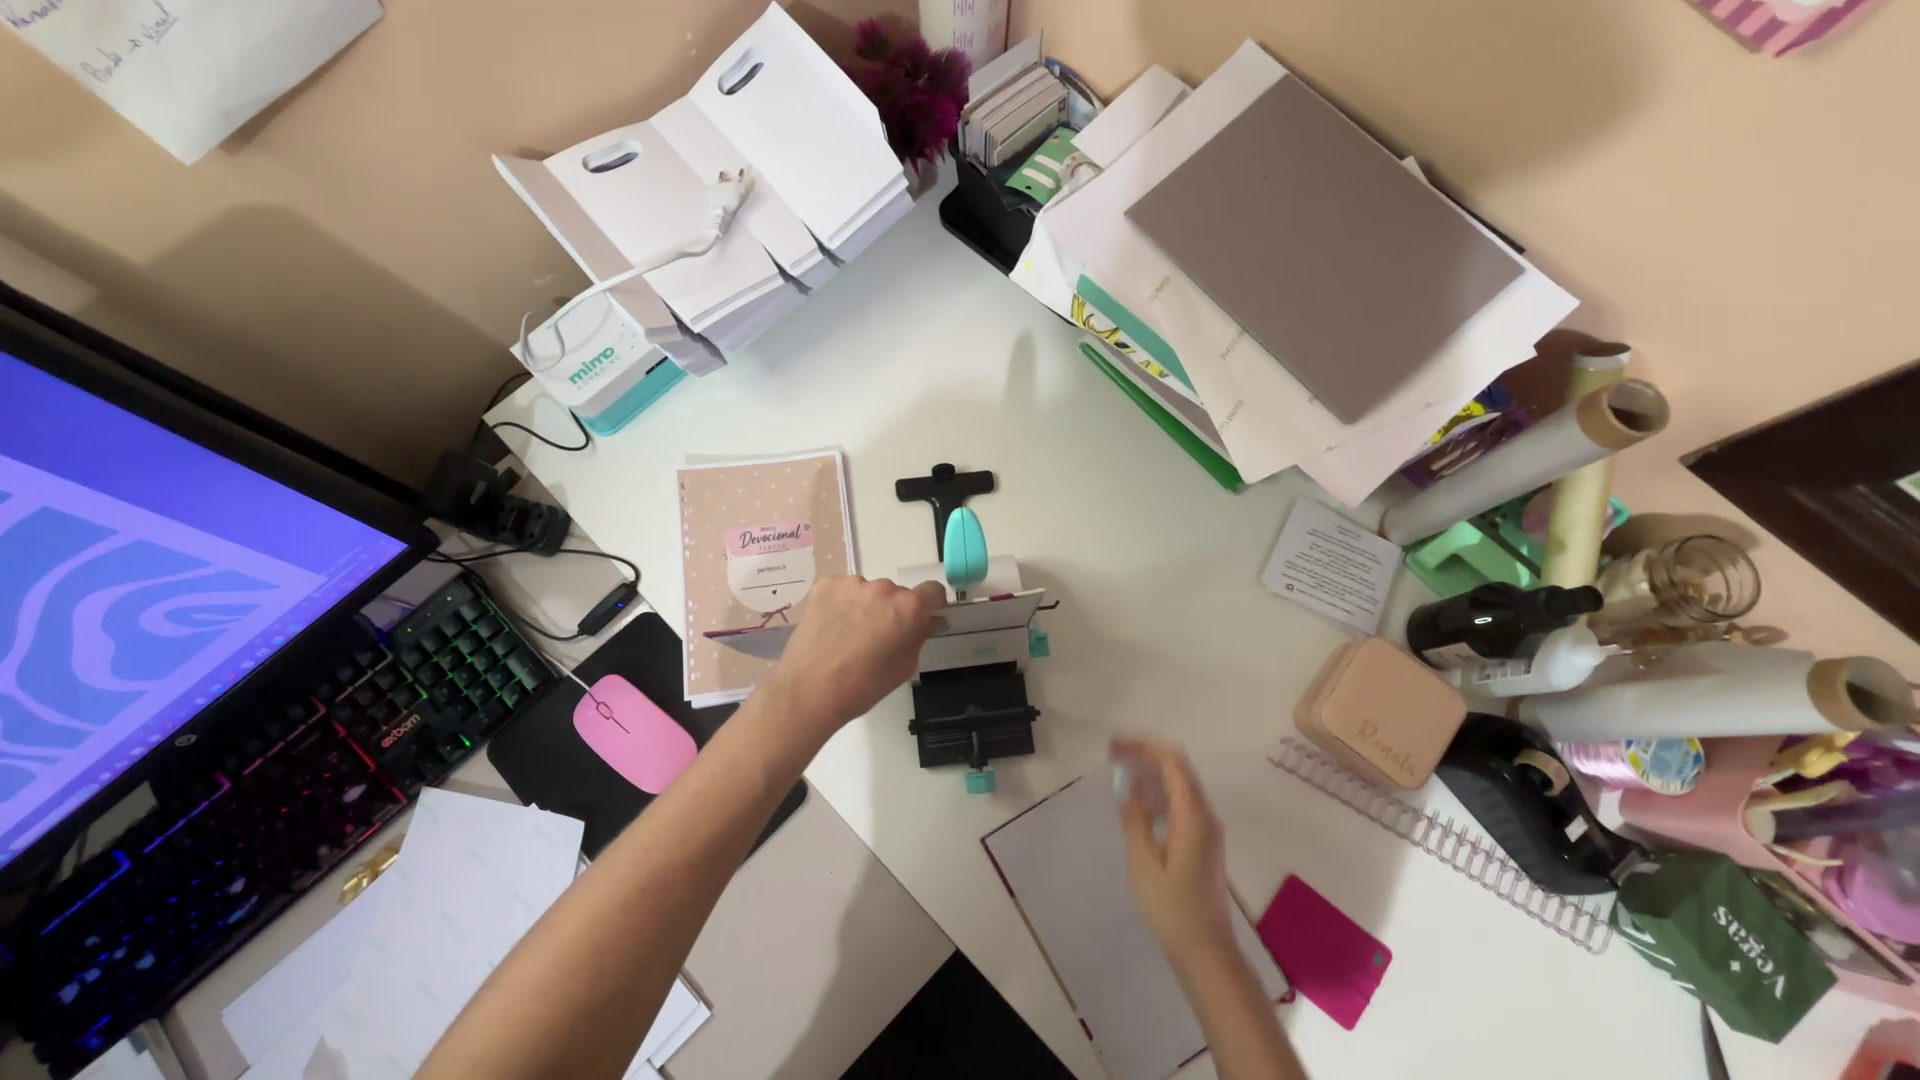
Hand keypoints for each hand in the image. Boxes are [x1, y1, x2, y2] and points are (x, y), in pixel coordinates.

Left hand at [760, 575, 946, 738]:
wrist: (809, 690)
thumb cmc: (863, 686)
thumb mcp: (904, 667)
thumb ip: (918, 637)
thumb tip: (925, 621)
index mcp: (908, 607)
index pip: (932, 590)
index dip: (929, 605)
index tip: (920, 619)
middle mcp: (883, 588)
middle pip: (897, 593)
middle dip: (892, 610)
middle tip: (877, 636)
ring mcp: (852, 584)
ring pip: (868, 591)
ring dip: (866, 606)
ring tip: (849, 634)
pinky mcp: (825, 585)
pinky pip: (843, 590)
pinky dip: (842, 603)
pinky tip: (832, 626)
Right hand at [1115, 738, 1236, 966]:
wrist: (1206, 950)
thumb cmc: (1171, 907)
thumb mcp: (1142, 863)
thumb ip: (1134, 820)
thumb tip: (1128, 788)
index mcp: (1192, 815)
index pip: (1172, 762)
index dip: (1144, 747)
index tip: (1115, 746)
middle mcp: (1206, 816)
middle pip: (1178, 770)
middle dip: (1147, 756)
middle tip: (1114, 756)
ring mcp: (1208, 830)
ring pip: (1181, 787)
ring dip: (1152, 775)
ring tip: (1121, 777)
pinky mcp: (1204, 844)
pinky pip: (1183, 805)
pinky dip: (1160, 795)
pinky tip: (1139, 807)